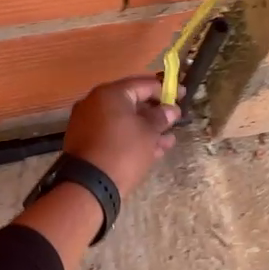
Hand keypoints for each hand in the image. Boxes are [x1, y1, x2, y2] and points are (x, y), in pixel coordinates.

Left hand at [62, 75, 179, 193]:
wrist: (89, 185)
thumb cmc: (123, 151)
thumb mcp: (148, 133)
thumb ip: (161, 117)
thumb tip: (170, 109)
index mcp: (110, 93)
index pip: (142, 84)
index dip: (165, 89)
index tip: (182, 95)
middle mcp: (95, 103)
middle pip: (131, 102)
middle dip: (155, 113)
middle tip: (175, 121)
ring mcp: (88, 123)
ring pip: (124, 121)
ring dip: (147, 129)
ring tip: (168, 141)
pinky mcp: (86, 142)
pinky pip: (114, 134)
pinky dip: (131, 139)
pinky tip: (152, 151)